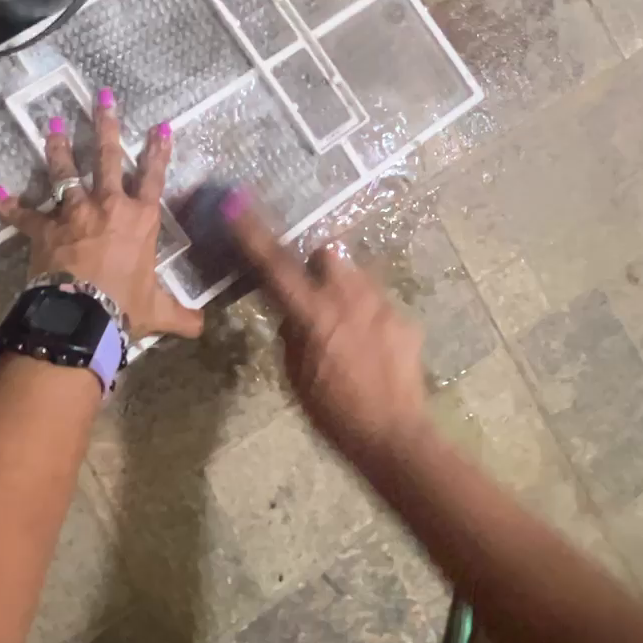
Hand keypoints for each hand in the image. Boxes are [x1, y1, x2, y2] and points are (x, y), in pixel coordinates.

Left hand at [0, 88, 202, 340]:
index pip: (153, 177)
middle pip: (108, 158)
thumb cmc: (125, 307)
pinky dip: (7, 206)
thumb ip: (181, 314)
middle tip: (102, 97)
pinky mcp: (45, 229)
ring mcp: (74, 213)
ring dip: (59, 147)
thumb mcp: (158, 310)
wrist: (84, 316)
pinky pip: (23, 215)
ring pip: (65, 172)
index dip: (158, 151)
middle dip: (106, 125)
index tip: (160, 125)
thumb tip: (203, 328)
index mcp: (140, 219)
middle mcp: (108, 206)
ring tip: (54, 124)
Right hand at [223, 193, 428, 465]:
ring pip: (355, 275)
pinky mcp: (404, 320)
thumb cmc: (333, 413)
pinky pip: (378, 303)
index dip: (253, 233)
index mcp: (314, 314)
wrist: (394, 438)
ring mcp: (382, 306)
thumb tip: (291, 314)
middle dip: (315, 264)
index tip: (237, 204)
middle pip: (327, 253)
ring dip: (343, 288)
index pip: (275, 265)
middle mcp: (349, 298)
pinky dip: (368, 315)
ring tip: (343, 322)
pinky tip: (370, 346)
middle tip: (311, 289)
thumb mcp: (294, 376)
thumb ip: (291, 334)